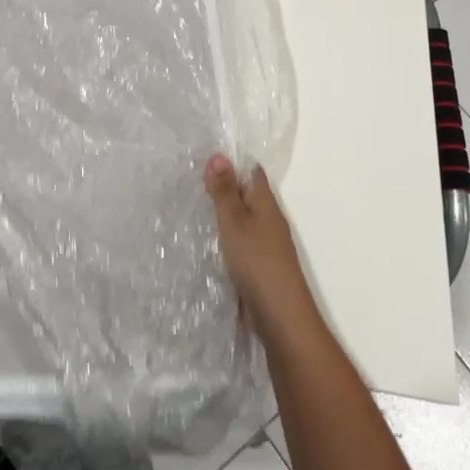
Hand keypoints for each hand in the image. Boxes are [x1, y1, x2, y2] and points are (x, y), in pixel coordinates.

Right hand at [205, 155, 317, 332]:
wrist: (279, 314)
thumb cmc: (257, 261)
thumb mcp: (235, 221)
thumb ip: (226, 191)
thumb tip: (219, 155)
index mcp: (267, 204)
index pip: (252, 172)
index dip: (233, 162)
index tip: (206, 154)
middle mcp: (269, 220)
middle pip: (247, 195)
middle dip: (225, 186)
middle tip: (190, 176)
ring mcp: (265, 244)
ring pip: (243, 219)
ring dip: (224, 213)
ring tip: (193, 204)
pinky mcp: (258, 265)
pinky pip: (240, 241)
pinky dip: (225, 236)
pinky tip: (208, 241)